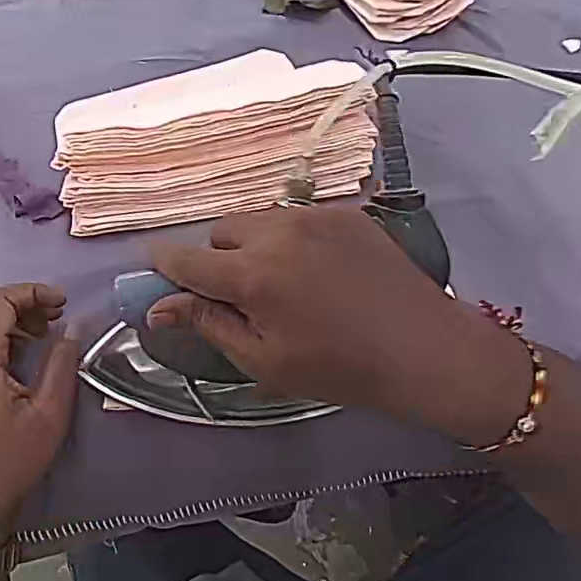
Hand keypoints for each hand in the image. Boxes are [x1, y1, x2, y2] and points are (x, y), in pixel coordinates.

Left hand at [0, 284, 80, 553]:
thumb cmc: (11, 460)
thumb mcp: (49, 414)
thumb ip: (62, 365)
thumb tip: (74, 330)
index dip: (31, 292)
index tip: (64, 303)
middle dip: (26, 301)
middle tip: (61, 314)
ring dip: (17, 317)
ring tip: (51, 330)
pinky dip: (7, 334)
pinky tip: (32, 350)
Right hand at [149, 206, 530, 445]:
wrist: (421, 349)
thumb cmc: (338, 368)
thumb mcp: (264, 359)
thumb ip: (209, 324)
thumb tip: (160, 308)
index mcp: (254, 274)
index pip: (186, 260)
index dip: (165, 268)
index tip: (160, 275)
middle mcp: (279, 231)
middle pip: (221, 232)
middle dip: (219, 260)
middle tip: (245, 296)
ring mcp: (315, 216)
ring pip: (259, 220)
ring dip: (254, 245)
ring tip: (285, 282)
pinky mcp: (345, 212)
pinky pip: (297, 217)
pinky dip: (291, 238)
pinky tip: (318, 270)